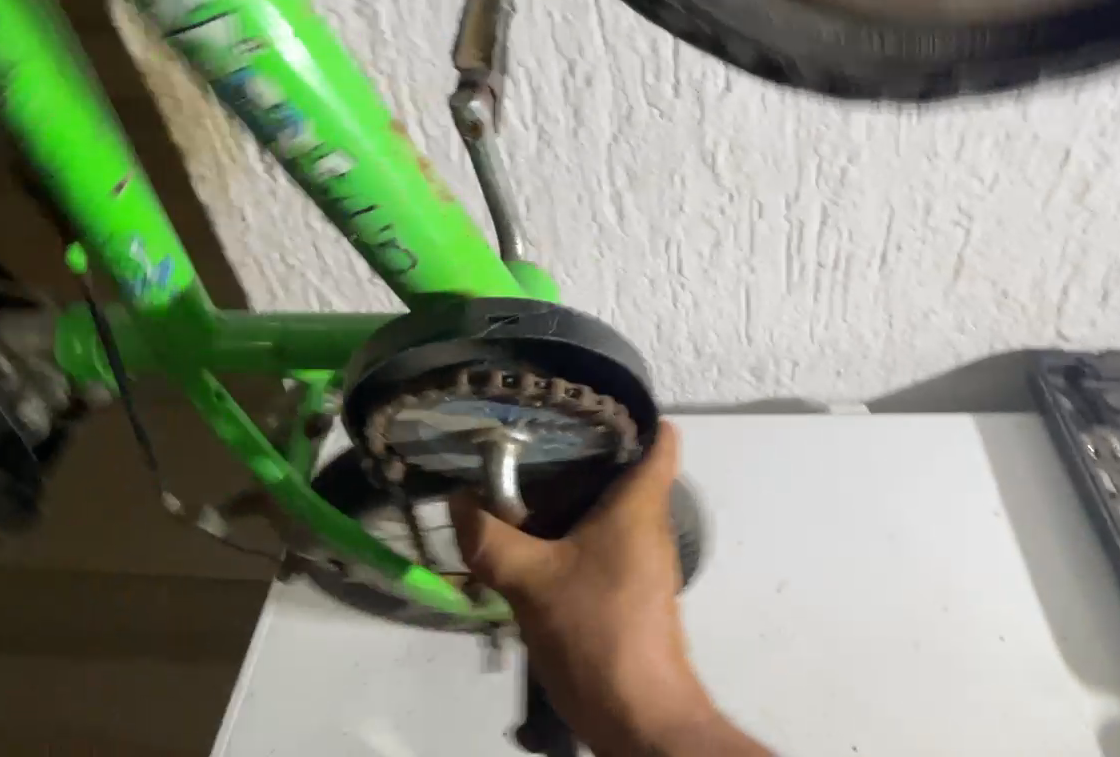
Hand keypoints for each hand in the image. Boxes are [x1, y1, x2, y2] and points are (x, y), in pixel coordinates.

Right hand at [452, 425, 769, 756]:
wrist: (639, 718)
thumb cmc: (597, 632)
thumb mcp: (530, 581)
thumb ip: (490, 538)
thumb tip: (458, 500)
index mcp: (640, 504)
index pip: (661, 436)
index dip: (633, 411)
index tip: (587, 401)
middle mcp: (650, 523)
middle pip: (630, 467)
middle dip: (587, 450)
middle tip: (537, 438)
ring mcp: (644, 559)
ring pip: (615, 507)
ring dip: (577, 494)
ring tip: (526, 482)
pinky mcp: (632, 589)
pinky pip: (606, 541)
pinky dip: (576, 532)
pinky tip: (536, 541)